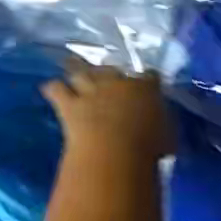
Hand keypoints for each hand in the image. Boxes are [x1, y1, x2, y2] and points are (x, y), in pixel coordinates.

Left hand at [42, 67, 169, 160]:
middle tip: (111, 78)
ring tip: (74, 69)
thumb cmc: (150, 146)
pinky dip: (55, 89)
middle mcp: (117, 83)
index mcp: (146, 89)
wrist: (116, 150)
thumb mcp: (167, 137)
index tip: (150, 84)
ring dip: (78, 71)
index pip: (150, 77)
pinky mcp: (69, 104)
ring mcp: (91, 90)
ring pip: (81, 72)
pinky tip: (52, 90)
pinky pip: (57, 89)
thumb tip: (160, 128)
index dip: (149, 80)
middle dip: (111, 73)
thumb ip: (163, 126)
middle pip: (112, 69)